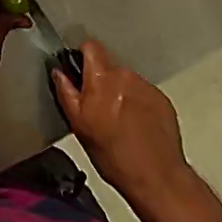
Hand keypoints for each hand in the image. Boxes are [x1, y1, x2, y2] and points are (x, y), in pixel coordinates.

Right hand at [52, 40, 188, 194]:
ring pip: (126, 81)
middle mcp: (127, 76)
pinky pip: (143, 93)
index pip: (92, 47)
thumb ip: (67, 93)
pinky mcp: (162, 98)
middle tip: (99, 110)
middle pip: (109, 67)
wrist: (154, 175)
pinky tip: (136, 126)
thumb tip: (59, 72)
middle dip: (102, 83)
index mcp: (103, 79)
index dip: (83, 54)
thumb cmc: (113, 156)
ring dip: (121, 94)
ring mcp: (147, 86)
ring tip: (119, 122)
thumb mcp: (79, 126)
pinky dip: (138, 104)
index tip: (79, 69)